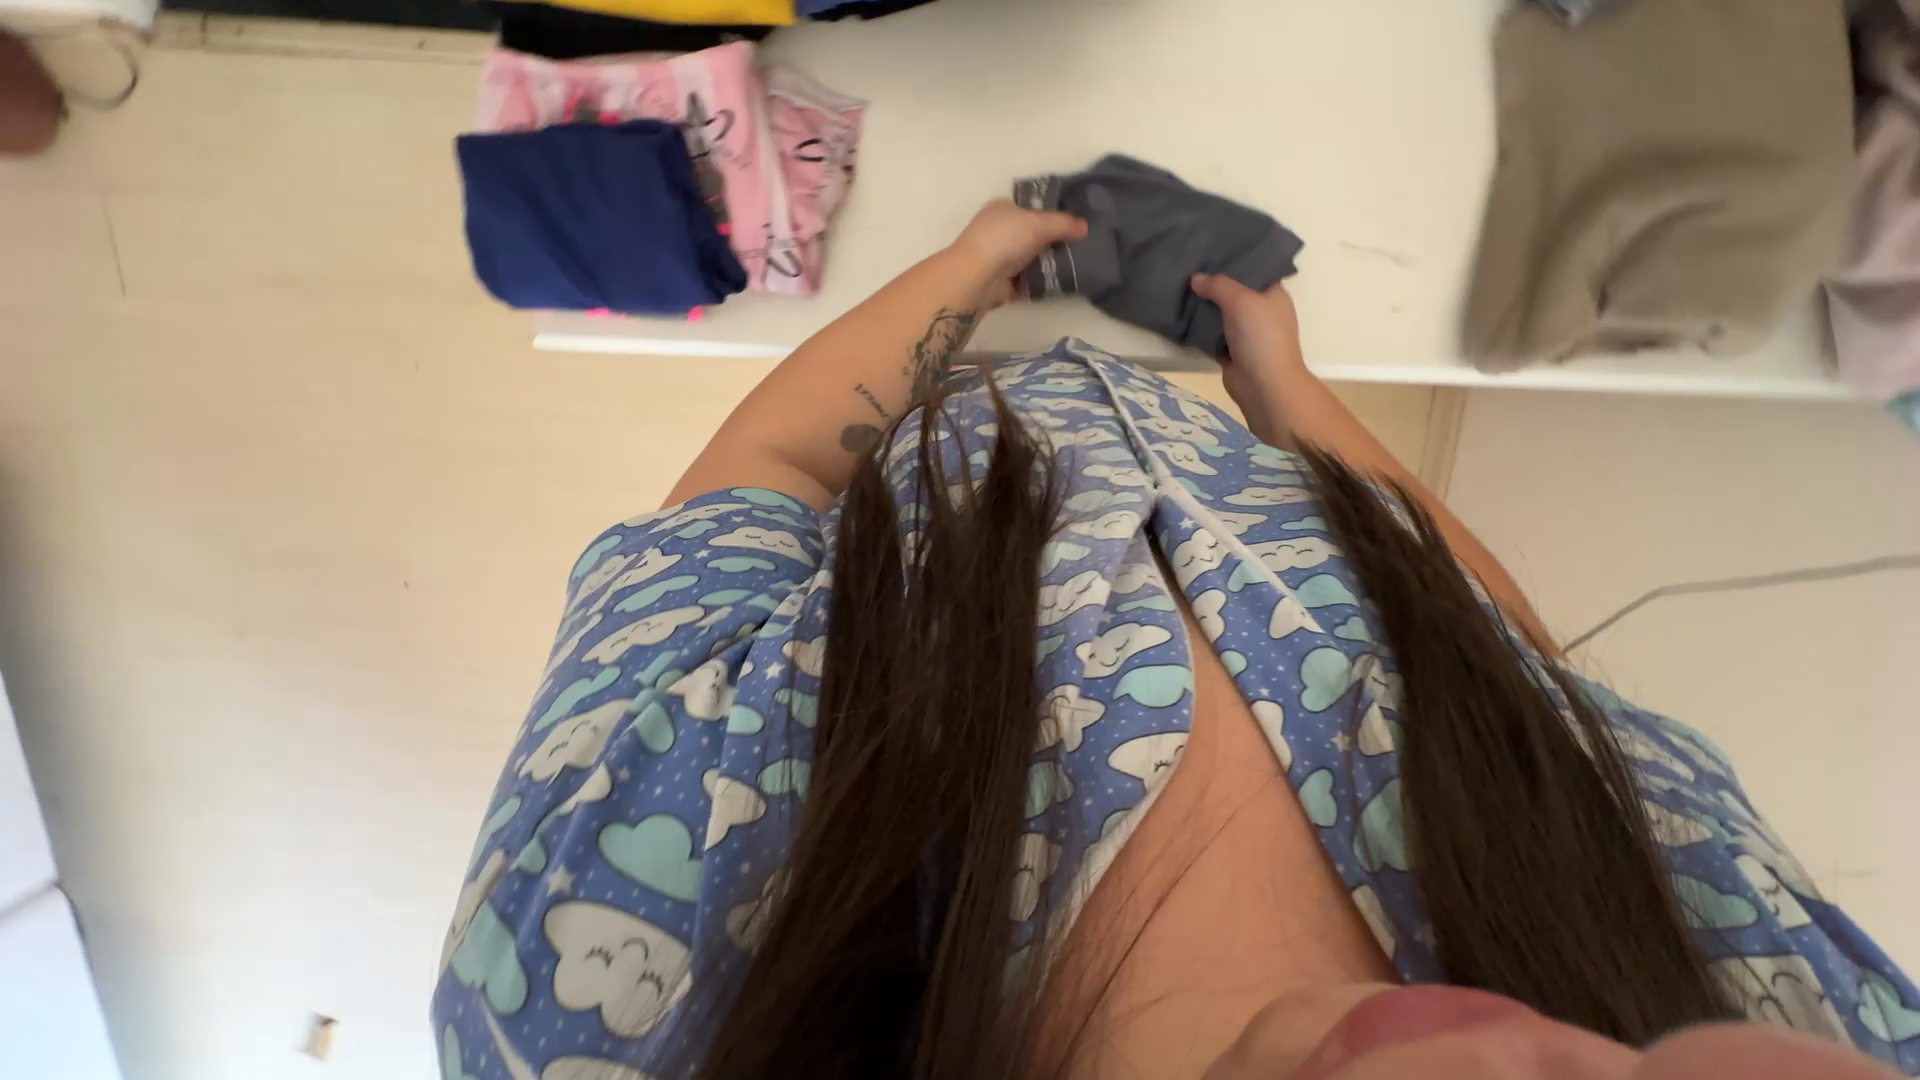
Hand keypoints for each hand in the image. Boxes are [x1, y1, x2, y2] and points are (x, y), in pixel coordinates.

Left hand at [947, 199, 1088, 306]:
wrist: (978, 276)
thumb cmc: (1005, 238)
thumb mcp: (1039, 223)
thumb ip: (1063, 224)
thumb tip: (1085, 227)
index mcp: (1003, 209)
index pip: (1031, 209)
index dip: (1051, 216)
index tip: (1074, 225)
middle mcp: (999, 232)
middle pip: (1033, 236)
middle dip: (1053, 243)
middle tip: (1079, 248)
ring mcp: (999, 259)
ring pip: (1031, 260)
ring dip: (1049, 265)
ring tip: (1075, 266)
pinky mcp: (1002, 284)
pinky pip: (1028, 282)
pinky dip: (1041, 283)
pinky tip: (1061, 284)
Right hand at [1190, 273, 1305, 415]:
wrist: (1263, 384)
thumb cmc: (1261, 336)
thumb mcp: (1241, 301)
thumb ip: (1218, 285)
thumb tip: (1195, 278)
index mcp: (1273, 294)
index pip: (1256, 269)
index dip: (1237, 259)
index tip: (1214, 249)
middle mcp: (1261, 311)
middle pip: (1235, 291)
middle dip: (1214, 282)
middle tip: (1190, 267)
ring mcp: (1246, 333)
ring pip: (1221, 314)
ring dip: (1204, 306)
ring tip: (1181, 288)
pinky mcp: (1231, 351)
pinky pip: (1212, 335)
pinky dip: (1199, 329)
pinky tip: (1181, 317)